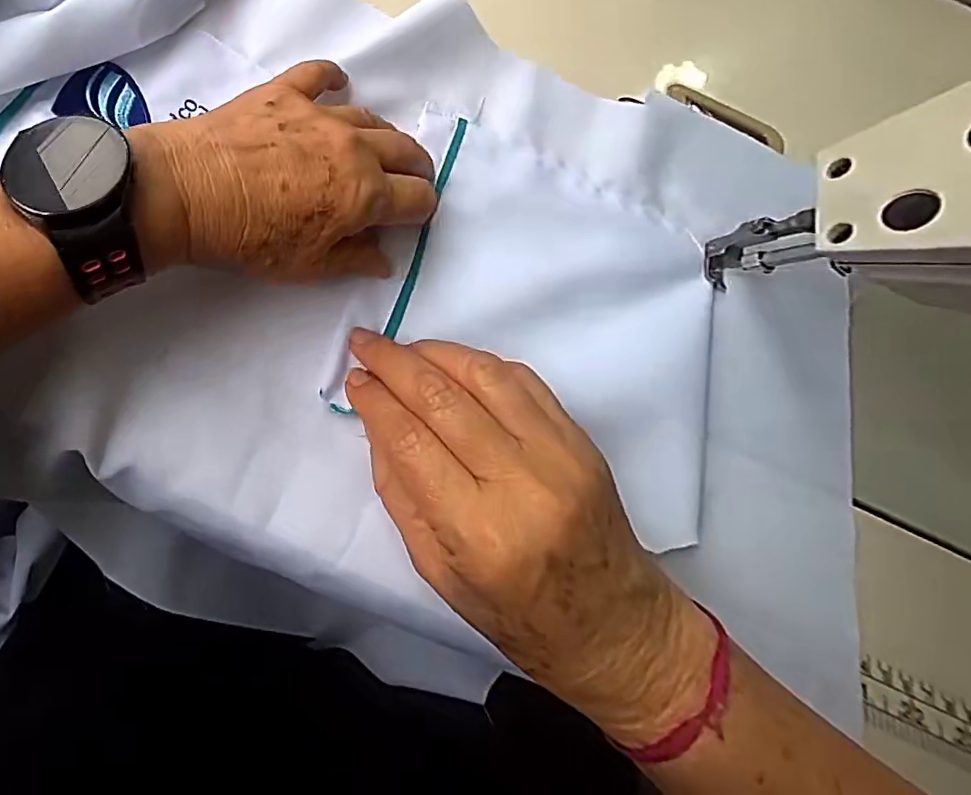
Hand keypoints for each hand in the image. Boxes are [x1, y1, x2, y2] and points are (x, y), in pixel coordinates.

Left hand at [126, 61, 436, 279]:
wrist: (185, 192)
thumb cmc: (243, 238)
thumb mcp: (302, 267)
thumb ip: (351, 260)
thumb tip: (385, 258)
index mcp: (364, 193)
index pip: (416, 199)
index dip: (417, 212)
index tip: (405, 218)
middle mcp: (352, 146)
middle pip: (404, 152)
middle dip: (411, 171)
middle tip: (401, 183)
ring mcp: (317, 115)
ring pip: (368, 116)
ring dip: (378, 135)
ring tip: (370, 148)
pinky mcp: (281, 93)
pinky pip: (318, 74)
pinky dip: (331, 78)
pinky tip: (336, 85)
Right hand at [343, 333, 719, 746]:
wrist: (617, 627)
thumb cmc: (510, 608)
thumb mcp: (430, 563)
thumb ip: (397, 487)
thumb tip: (375, 419)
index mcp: (477, 530)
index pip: (410, 439)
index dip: (374, 400)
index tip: (353, 379)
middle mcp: (523, 486)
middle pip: (441, 399)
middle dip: (392, 362)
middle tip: (362, 344)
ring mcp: (561, 458)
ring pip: (485, 376)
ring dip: (432, 352)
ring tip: (400, 348)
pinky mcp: (583, 443)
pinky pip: (523, 381)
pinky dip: (477, 361)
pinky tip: (448, 362)